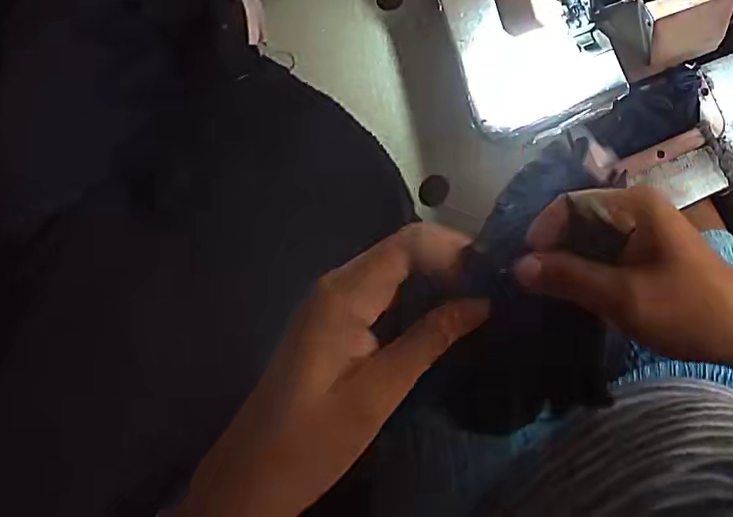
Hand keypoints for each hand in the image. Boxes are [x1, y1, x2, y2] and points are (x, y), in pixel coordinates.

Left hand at [175, 224, 489, 516]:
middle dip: (454, 256)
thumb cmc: (306, 446)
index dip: (455, 249)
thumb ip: (430, 340)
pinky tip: (447, 306)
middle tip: (492, 283)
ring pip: (401, 259)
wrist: (239, 491)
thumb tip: (484, 301)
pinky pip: (390, 281)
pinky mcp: (339, 314)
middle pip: (408, 244)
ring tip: (480, 291)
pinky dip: (423, 285)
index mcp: (344, 295)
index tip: (489, 276)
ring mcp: (336, 297)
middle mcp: (339, 283)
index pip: (411, 243)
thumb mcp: (376, 396)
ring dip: (442, 269)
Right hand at [515, 186, 732, 365]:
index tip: (522, 268)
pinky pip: (608, 249)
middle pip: (580, 216)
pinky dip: (589, 268)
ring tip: (545, 292)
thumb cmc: (687, 309)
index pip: (571, 202)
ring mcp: (646, 226)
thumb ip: (571, 277)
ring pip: (592, 235)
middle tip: (526, 285)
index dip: (542, 231)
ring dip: (569, 261)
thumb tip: (520, 265)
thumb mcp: (623, 297)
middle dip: (553, 247)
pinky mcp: (649, 248)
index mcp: (635, 204)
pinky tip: (576, 293)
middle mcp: (638, 206)